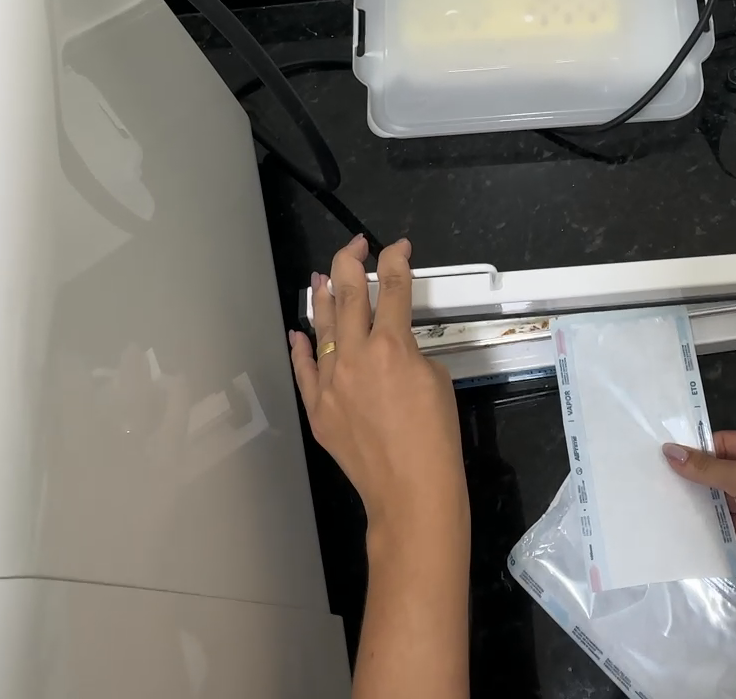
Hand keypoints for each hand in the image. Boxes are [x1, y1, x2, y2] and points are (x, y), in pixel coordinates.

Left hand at [290, 236, 466, 542]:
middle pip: (349, 294)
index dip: (396, 259)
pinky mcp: (318, 408)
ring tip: (322, 275)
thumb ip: (411, 352)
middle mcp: (355, 356)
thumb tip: (394, 347)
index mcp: (393, 345)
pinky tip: (299, 331)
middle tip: (356, 245)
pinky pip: (304, 370)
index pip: (393, 286)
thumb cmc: (436, 436)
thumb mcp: (437, 378)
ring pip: (322, 326)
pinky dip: (301, 348)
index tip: (398, 247)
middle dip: (352, 261)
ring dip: (324, 296)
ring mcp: (330, 382)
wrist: (410, 490)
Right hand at [663, 431, 735, 603]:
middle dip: (696, 474)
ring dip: (702, 498)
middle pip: (723, 467)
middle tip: (659, 476)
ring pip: (724, 495)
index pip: (725, 441)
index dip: (697, 448)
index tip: (664, 455)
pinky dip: (712, 521)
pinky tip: (686, 522)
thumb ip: (706, 467)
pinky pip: (730, 519)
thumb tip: (669, 450)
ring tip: (666, 497)